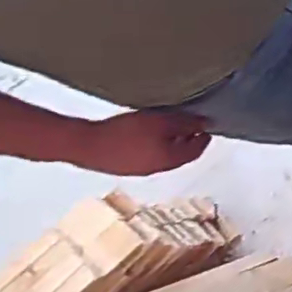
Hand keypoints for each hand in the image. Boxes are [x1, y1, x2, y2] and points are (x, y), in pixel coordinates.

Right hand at [65, 110, 210, 174]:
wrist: (84, 144)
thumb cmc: (127, 131)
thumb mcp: (163, 122)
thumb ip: (187, 124)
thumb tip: (206, 124)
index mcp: (171, 160)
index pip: (196, 151)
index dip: (203, 138)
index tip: (207, 127)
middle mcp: (158, 169)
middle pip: (180, 155)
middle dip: (188, 141)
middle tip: (191, 126)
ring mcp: (138, 170)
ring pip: (163, 156)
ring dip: (171, 143)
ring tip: (170, 127)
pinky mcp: (121, 167)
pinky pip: (146, 155)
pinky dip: (154, 146)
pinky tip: (146, 135)